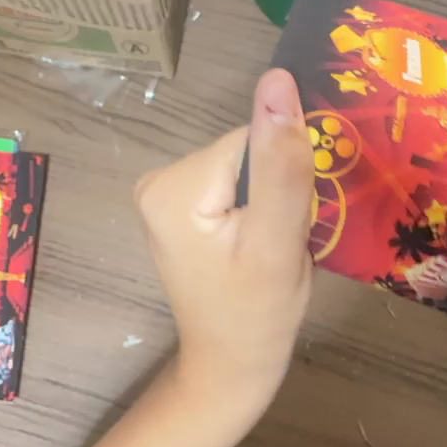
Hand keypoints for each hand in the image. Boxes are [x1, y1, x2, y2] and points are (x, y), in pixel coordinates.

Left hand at [132, 68, 312, 415]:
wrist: (232, 366)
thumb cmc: (257, 315)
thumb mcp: (276, 242)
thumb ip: (280, 165)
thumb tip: (277, 80)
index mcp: (173, 186)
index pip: (254, 143)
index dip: (286, 180)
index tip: (289, 226)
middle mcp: (157, 181)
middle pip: (247, 154)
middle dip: (277, 193)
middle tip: (281, 244)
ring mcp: (164, 197)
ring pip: (246, 171)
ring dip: (271, 205)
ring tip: (269, 251)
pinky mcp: (179, 211)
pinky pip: (236, 188)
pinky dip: (257, 214)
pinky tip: (255, 248)